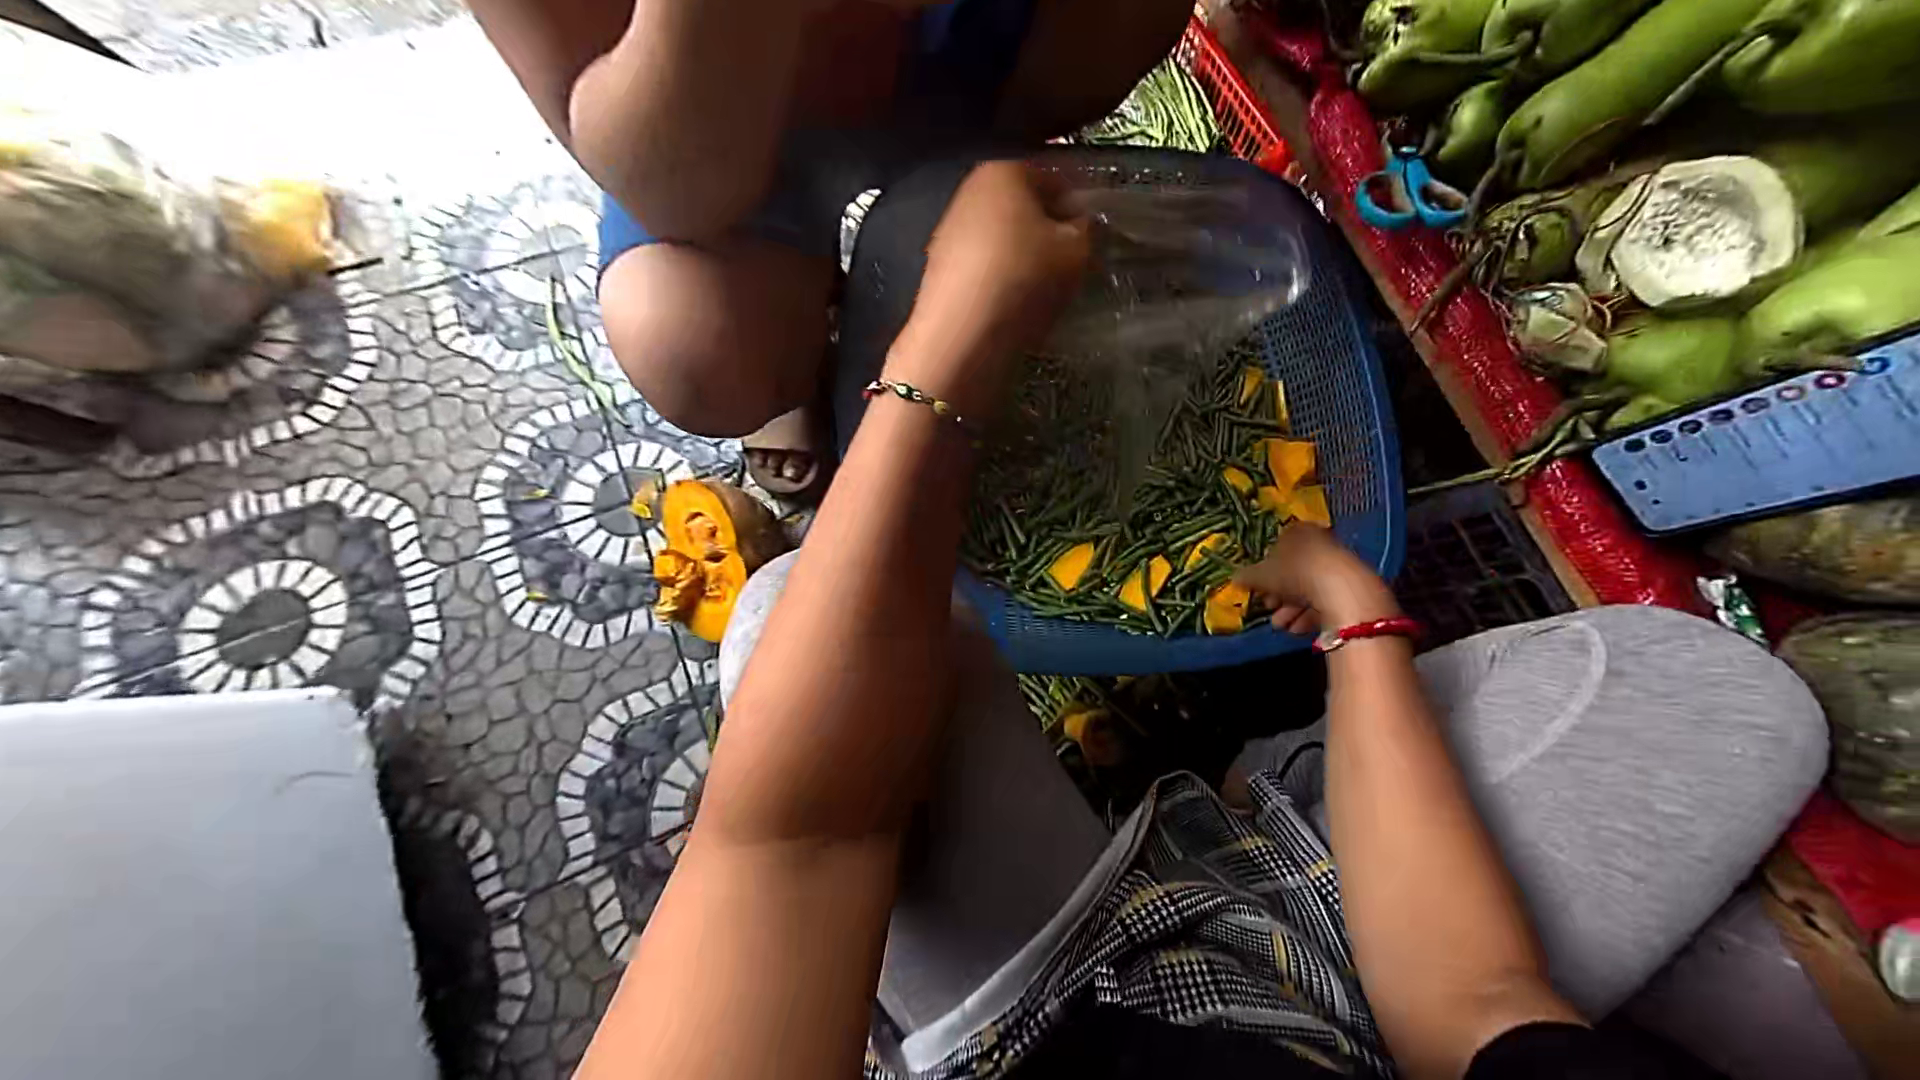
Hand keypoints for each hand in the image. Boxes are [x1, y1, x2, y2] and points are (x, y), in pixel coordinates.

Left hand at [885, 161, 1090, 414]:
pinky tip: (1009, 308)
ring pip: (999, 241)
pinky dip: (997, 282)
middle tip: (1068, 267)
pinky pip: (980, 270)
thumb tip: (1078, 226)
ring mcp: (946, 233)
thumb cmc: (1025, 279)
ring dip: (1020, 260)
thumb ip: (1084, 230)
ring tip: (1039, 293)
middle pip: (1021, 210)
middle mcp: (968, 192)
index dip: (1076, 209)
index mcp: (1004, 170)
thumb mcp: (1076, 252)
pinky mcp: (936, 272)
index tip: (1090, 239)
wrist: (961, 336)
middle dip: (1045, 234)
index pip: (1053, 180)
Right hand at [1232, 524, 1399, 634]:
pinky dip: (1310, 615)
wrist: (1341, 590)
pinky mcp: (1353, 587)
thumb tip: (1235, 578)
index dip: (1266, 569)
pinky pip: (1326, 601)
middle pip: (1294, 572)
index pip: (1278, 548)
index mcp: (1298, 532)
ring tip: (1282, 625)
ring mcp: (1338, 566)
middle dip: (1279, 595)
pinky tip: (1300, 628)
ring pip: (1309, 589)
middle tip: (1269, 608)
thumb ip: (1247, 577)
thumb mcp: (1260, 575)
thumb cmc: (1295, 572)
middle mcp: (1321, 544)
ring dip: (1291, 610)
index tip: (1259, 588)